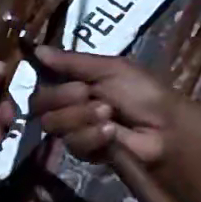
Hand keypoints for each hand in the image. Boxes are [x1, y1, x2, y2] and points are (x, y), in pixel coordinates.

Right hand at [30, 46, 175, 164]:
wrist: (164, 127)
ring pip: (53, 124)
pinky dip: (92, 136)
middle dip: (65, 98)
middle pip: (40, 105)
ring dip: (81, 117)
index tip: (65, 80)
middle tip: (89, 95)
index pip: (41, 83)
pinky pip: (72, 143)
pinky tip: (112, 132)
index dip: (47, 83)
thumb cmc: (141, 91)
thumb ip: (71, 61)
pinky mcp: (84, 153)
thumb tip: (36, 48)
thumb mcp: (109, 68)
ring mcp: (75, 130)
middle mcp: (69, 105)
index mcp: (74, 81)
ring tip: (108, 114)